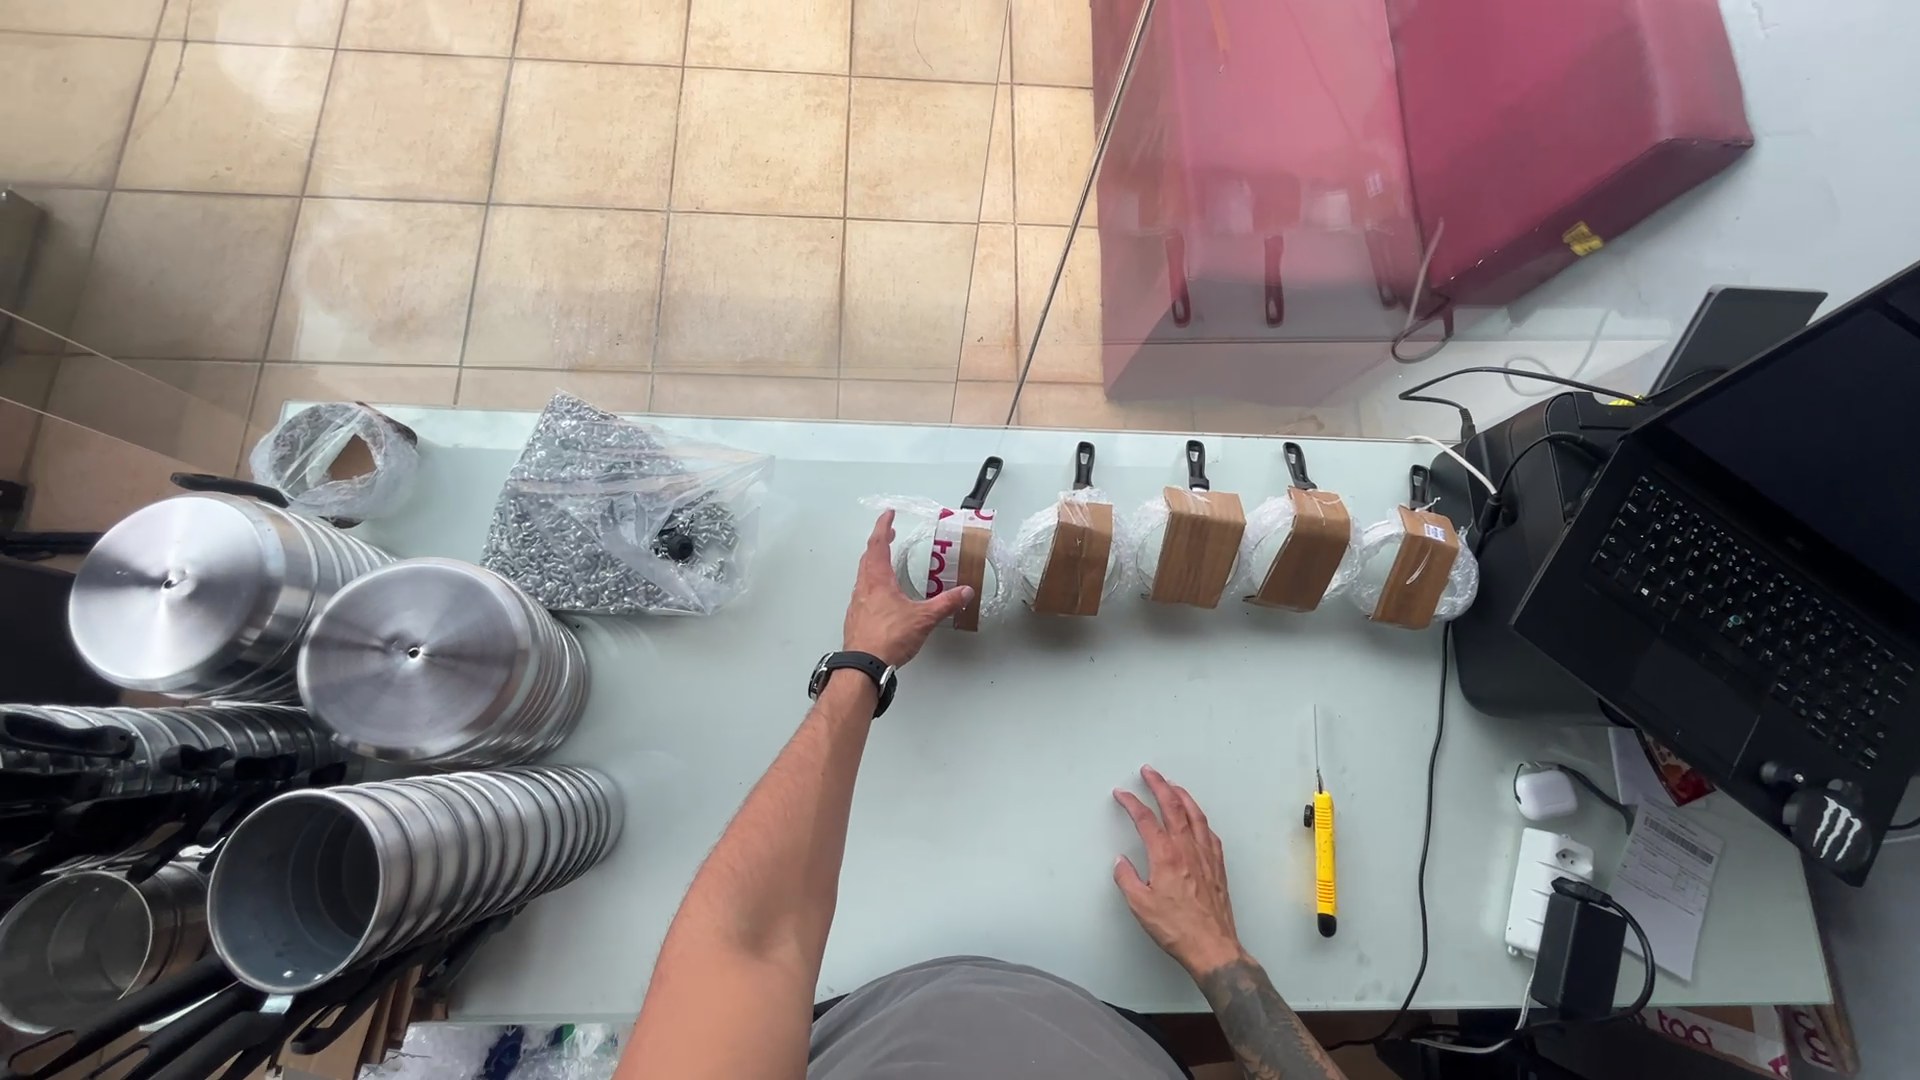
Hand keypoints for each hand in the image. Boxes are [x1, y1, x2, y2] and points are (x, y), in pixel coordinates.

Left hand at [843, 510, 973, 668]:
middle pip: (868, 557)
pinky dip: (871, 586)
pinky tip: (880, 597)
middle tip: (887, 535)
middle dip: (878, 543)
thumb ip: (946, 603)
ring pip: (863, 576)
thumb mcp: (924, 618)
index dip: (883, 527)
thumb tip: (964, 592)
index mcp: (878, 580)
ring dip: (873, 564)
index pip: (877, 544)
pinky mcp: (855, 619)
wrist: (863, 666)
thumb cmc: (888, 638)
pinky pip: (862, 594)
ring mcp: (857, 604)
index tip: (888, 515)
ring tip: (884, 562)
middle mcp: (864, 588)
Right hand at [1113, 766, 1246, 976]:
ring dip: (1182, 795)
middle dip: (1159, 784)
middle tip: (1149, 772)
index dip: (1131, 802)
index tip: (1122, 794)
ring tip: (1173, 785)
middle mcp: (1187, 849)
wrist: (1212, 948)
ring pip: (1195, 814)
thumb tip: (1121, 864)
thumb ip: (1126, 879)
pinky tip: (1197, 818)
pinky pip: (1209, 832)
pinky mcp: (1217, 867)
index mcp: (1166, 856)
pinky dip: (1200, 818)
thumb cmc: (1177, 929)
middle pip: (1172, 806)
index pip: (1145, 819)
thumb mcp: (1140, 906)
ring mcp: (1205, 856)